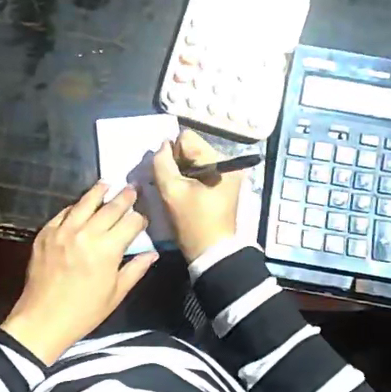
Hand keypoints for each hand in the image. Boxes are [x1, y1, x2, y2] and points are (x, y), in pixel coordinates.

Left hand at [1, 183, 158, 363]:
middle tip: (132, 188)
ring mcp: (63, 231)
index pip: (130, 223)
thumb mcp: (116, 294)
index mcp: (107, 249)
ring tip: (107, 183)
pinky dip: (75, 206)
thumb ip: (135, 269)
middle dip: (124, 197)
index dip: (140, 219)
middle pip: (110, 208)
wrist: (43, 319)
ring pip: (84, 203)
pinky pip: (63, 213)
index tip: (143, 219)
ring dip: (98, 192)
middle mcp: (86, 233)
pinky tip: (81, 204)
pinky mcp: (46, 233)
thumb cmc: (84, 312)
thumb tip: (151, 253)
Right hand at [152, 129, 243, 261]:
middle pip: (192, 148)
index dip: (172, 154)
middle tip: (173, 186)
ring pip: (194, 159)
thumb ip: (162, 163)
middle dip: (178, 164)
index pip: (187, 139)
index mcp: (221, 162)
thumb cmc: (192, 223)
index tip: (171, 176)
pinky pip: (200, 171)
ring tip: (179, 192)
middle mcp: (228, 162)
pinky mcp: (223, 184)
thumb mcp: (172, 192)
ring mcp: (227, 173)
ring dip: (182, 172)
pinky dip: (190, 179)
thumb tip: (163, 145)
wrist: (211, 253)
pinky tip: (186, 195)